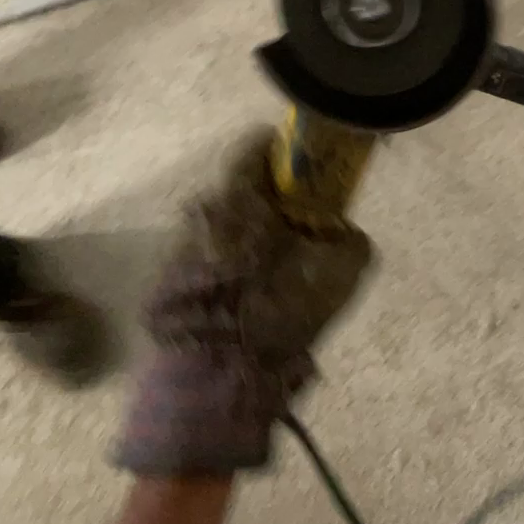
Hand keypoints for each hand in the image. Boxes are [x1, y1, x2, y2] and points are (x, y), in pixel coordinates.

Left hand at [113, 129, 372, 475]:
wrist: (213, 378)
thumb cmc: (276, 312)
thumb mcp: (339, 275)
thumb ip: (350, 240)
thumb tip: (341, 231)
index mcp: (239, 198)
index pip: (258, 145)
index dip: (291, 151)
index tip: (314, 168)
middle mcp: (204, 210)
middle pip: (245, 186)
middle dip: (279, 199)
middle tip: (308, 224)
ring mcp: (183, 243)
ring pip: (230, 221)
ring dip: (257, 233)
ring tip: (283, 266)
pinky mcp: (173, 276)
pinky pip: (215, 251)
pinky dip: (238, 261)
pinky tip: (257, 292)